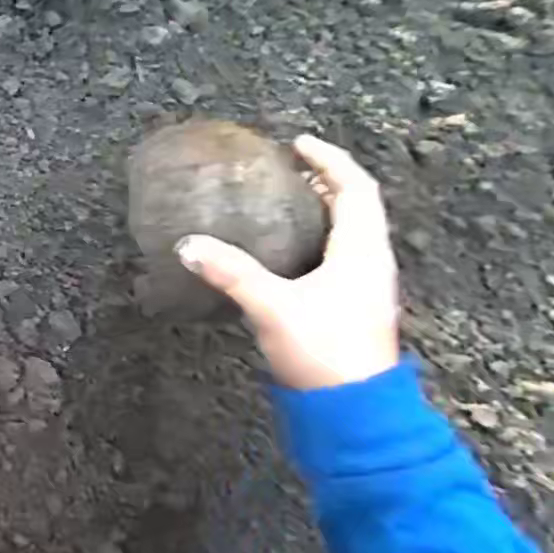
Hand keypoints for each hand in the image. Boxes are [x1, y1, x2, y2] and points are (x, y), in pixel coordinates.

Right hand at [175, 135, 399, 390]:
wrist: (353, 409)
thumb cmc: (323, 350)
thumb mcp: (271, 306)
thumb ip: (230, 272)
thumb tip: (186, 243)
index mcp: (361, 253)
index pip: (355, 191)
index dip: (330, 161)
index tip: (297, 144)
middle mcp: (367, 262)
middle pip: (353, 207)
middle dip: (322, 181)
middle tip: (283, 169)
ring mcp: (359, 285)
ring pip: (343, 231)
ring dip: (317, 208)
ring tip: (278, 198)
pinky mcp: (344, 303)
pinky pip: (331, 253)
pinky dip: (308, 235)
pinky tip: (278, 246)